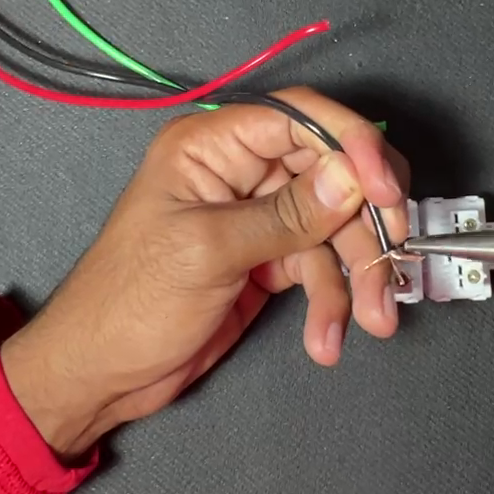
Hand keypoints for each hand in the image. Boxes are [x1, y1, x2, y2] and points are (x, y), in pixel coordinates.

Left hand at [0, 88, 408, 458]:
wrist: (101, 374)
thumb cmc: (133, 301)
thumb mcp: (209, 253)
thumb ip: (285, 216)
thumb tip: (353, 179)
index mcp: (212, 146)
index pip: (299, 119)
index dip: (351, 145)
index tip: (387, 191)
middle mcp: (240, 171)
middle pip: (328, 173)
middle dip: (363, 223)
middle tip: (391, 262)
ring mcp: (258, 217)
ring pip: (332, 227)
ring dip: (355, 275)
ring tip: (369, 322)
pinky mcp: (269, 259)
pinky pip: (318, 267)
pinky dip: (331, 302)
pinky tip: (326, 340)